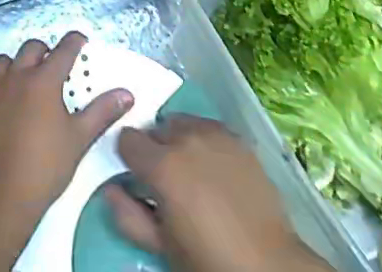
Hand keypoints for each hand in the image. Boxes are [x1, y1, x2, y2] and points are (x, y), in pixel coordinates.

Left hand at [0, 31, 134, 227]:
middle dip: (44, 51)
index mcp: (44, 81)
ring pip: (2, 61)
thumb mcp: (79, 139)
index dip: (74, 42)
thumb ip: (102, 112)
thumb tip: (126, 94)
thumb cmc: (45, 166)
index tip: (79, 40)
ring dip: (14, 64)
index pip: (63, 51)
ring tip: (22, 78)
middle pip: (31, 49)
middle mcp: (16, 76)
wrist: (2, 192)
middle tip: (52, 65)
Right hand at [108, 115, 331, 271]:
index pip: (127, 139)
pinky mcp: (238, 140)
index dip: (129, 159)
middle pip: (155, 129)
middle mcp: (186, 139)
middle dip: (155, 150)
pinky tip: (213, 168)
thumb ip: (128, 216)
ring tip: (192, 173)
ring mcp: (215, 135)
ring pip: (182, 124)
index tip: (138, 178)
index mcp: (162, 165)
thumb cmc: (210, 262)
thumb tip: (110, 191)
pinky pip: (209, 128)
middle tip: (167, 181)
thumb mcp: (162, 248)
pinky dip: (204, 141)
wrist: (271, 267)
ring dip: (179, 141)